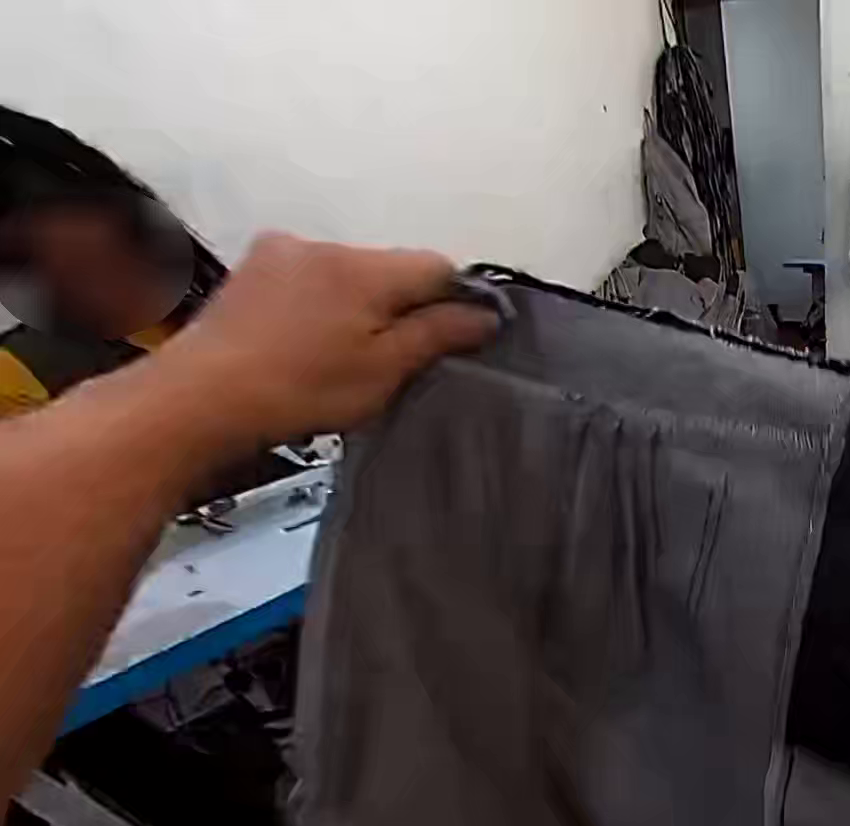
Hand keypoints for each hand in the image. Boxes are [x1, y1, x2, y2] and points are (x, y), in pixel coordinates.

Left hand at [153, 233, 498, 451]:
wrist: (204, 397)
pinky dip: (341, 298)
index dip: (462, 298)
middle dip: (417, 302)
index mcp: (361, 268)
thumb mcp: (392, 365)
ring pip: (362, 271)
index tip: (464, 335)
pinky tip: (330, 334)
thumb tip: (488, 315)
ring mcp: (281, 252)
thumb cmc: (310, 386)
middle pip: (399, 266)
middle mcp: (320, 245)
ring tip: (366, 346)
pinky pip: (324, 274)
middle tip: (413, 350)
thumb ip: (443, 332)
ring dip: (377, 301)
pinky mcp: (256, 267)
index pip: (440, 266)